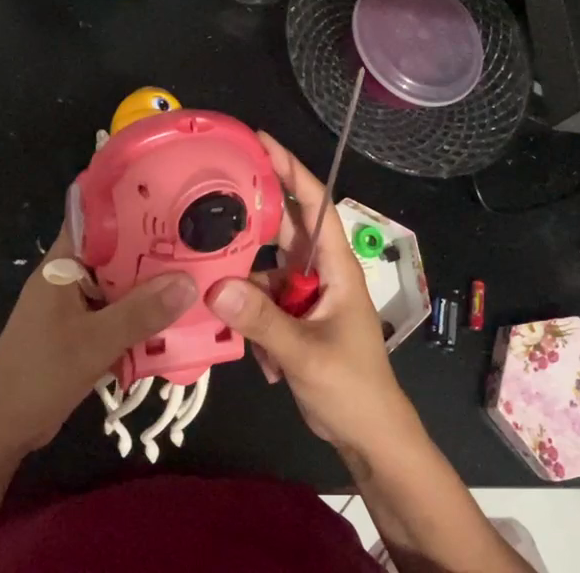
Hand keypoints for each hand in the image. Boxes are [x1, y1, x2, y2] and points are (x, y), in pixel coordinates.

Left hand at [0, 228, 195, 454]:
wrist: (0, 430)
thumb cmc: (39, 375)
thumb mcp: (95, 342)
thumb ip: (141, 313)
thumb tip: (189, 282)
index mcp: (63, 265)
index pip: (99, 219)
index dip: (134, 207)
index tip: (175, 200)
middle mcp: (70, 278)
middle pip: (118, 253)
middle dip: (155, 250)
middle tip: (202, 243)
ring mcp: (76, 306)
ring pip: (122, 286)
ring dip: (153, 288)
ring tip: (200, 277)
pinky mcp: (82, 333)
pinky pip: (119, 314)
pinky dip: (143, 317)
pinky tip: (177, 321)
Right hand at [205, 132, 419, 453]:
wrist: (370, 438)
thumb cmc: (353, 388)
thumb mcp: (306, 353)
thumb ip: (263, 321)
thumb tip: (216, 285)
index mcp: (336, 267)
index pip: (315, 205)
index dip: (292, 170)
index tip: (262, 141)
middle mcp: (321, 273)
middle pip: (284, 231)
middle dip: (253, 216)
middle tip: (210, 196)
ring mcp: (307, 298)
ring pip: (266, 271)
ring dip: (247, 287)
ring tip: (215, 289)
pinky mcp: (295, 321)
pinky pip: (264, 304)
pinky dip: (253, 321)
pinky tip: (253, 353)